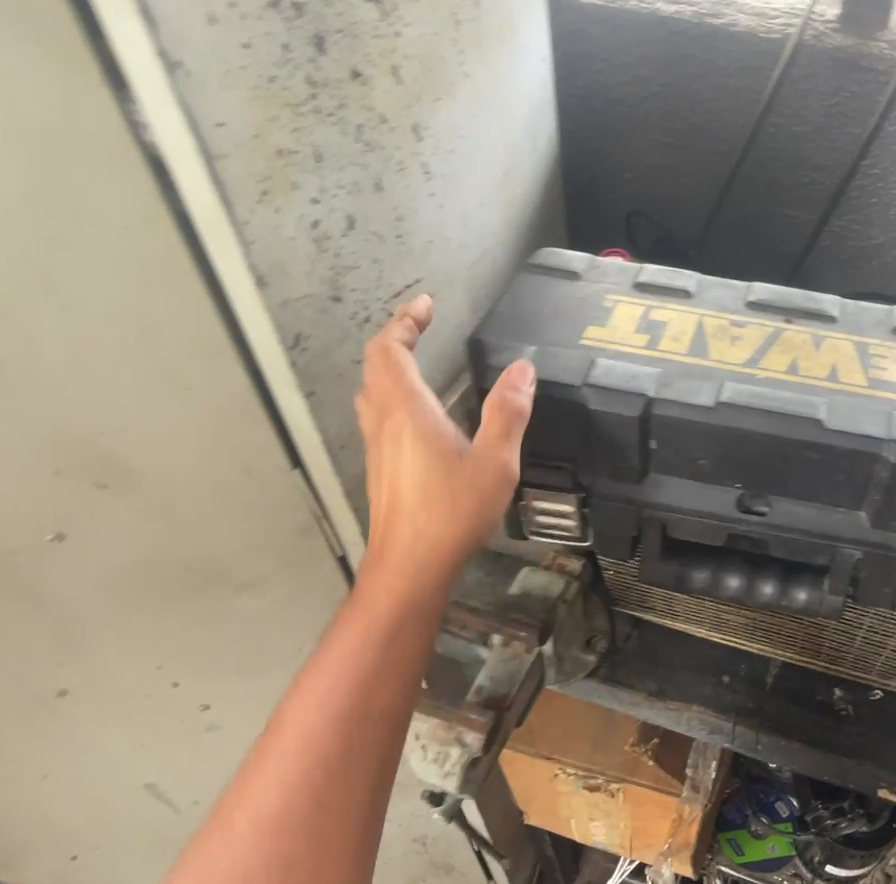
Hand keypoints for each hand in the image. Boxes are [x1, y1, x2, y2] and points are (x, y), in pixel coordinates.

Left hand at [355, 294, 535, 582]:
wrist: (410, 565)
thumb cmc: (452, 513)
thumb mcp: (494, 462)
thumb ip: (508, 413)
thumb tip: (524, 369)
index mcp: (408, 411)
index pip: (391, 349)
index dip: (405, 321)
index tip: (425, 305)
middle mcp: (385, 422)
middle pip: (376, 365)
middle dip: (396, 338)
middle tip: (420, 327)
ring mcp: (377, 447)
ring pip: (372, 392)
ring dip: (390, 368)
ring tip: (417, 363)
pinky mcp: (381, 469)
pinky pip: (379, 417)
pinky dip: (393, 397)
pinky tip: (419, 417)